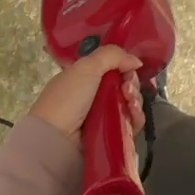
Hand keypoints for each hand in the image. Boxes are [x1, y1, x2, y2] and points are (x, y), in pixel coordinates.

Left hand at [28, 45, 145, 142]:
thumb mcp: (86, 67)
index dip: (125, 67)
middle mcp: (96, 95)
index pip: (113, 68)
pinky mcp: (112, 135)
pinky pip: (131, 123)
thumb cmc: (69, 97)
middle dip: (131, 84)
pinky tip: (133, 114)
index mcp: (86, 76)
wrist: (58, 139)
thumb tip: (136, 60)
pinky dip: (136, 117)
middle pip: (125, 85)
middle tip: (127, 88)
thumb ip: (112, 55)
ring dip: (135, 100)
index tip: (128, 69)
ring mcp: (104, 116)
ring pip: (130, 104)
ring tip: (130, 102)